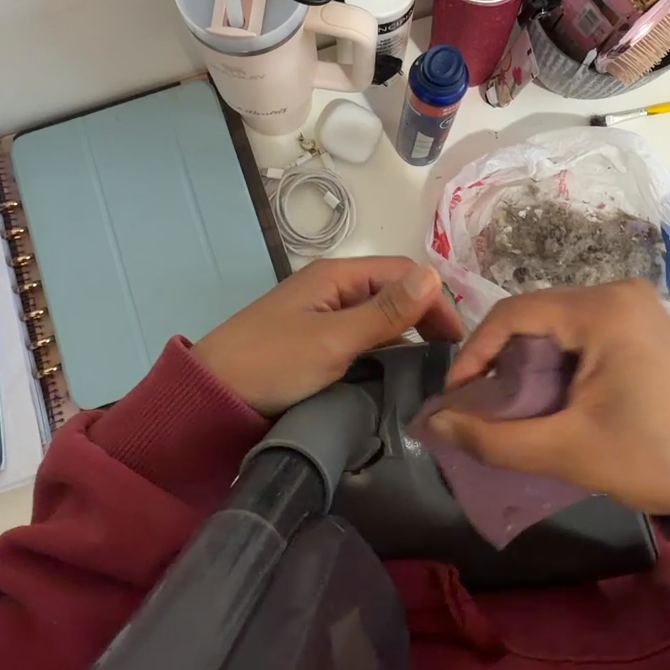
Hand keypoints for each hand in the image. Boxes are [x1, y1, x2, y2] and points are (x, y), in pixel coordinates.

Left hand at [192, 257, 463, 415]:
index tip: (458, 341)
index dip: (436, 300)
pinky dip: (385, 350)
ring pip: (380, 317)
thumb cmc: (272, 363)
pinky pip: (363, 337)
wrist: (212, 396)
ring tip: (433, 371)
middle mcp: (334, 287)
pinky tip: (400, 374)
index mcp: (337, 275)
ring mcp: (325, 314)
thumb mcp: (333, 340)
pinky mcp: (318, 341)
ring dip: (408, 337)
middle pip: (395, 292)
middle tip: (451, 360)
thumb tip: (435, 276)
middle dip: (426, 318)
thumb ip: (385, 312)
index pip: (404, 273)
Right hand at [428, 280, 669, 516]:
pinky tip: (545, 390)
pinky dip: (554, 356)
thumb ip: (495, 438)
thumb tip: (436, 425)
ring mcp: (632, 304)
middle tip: (479, 401)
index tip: (456, 396)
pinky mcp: (640, 321)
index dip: (475, 352)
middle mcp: (616, 292)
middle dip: (500, 357)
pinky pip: (579, 327)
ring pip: (554, 320)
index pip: (514, 313)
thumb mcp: (568, 451)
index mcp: (602, 310)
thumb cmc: (653, 458)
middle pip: (534, 313)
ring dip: (526, 357)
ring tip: (507, 400)